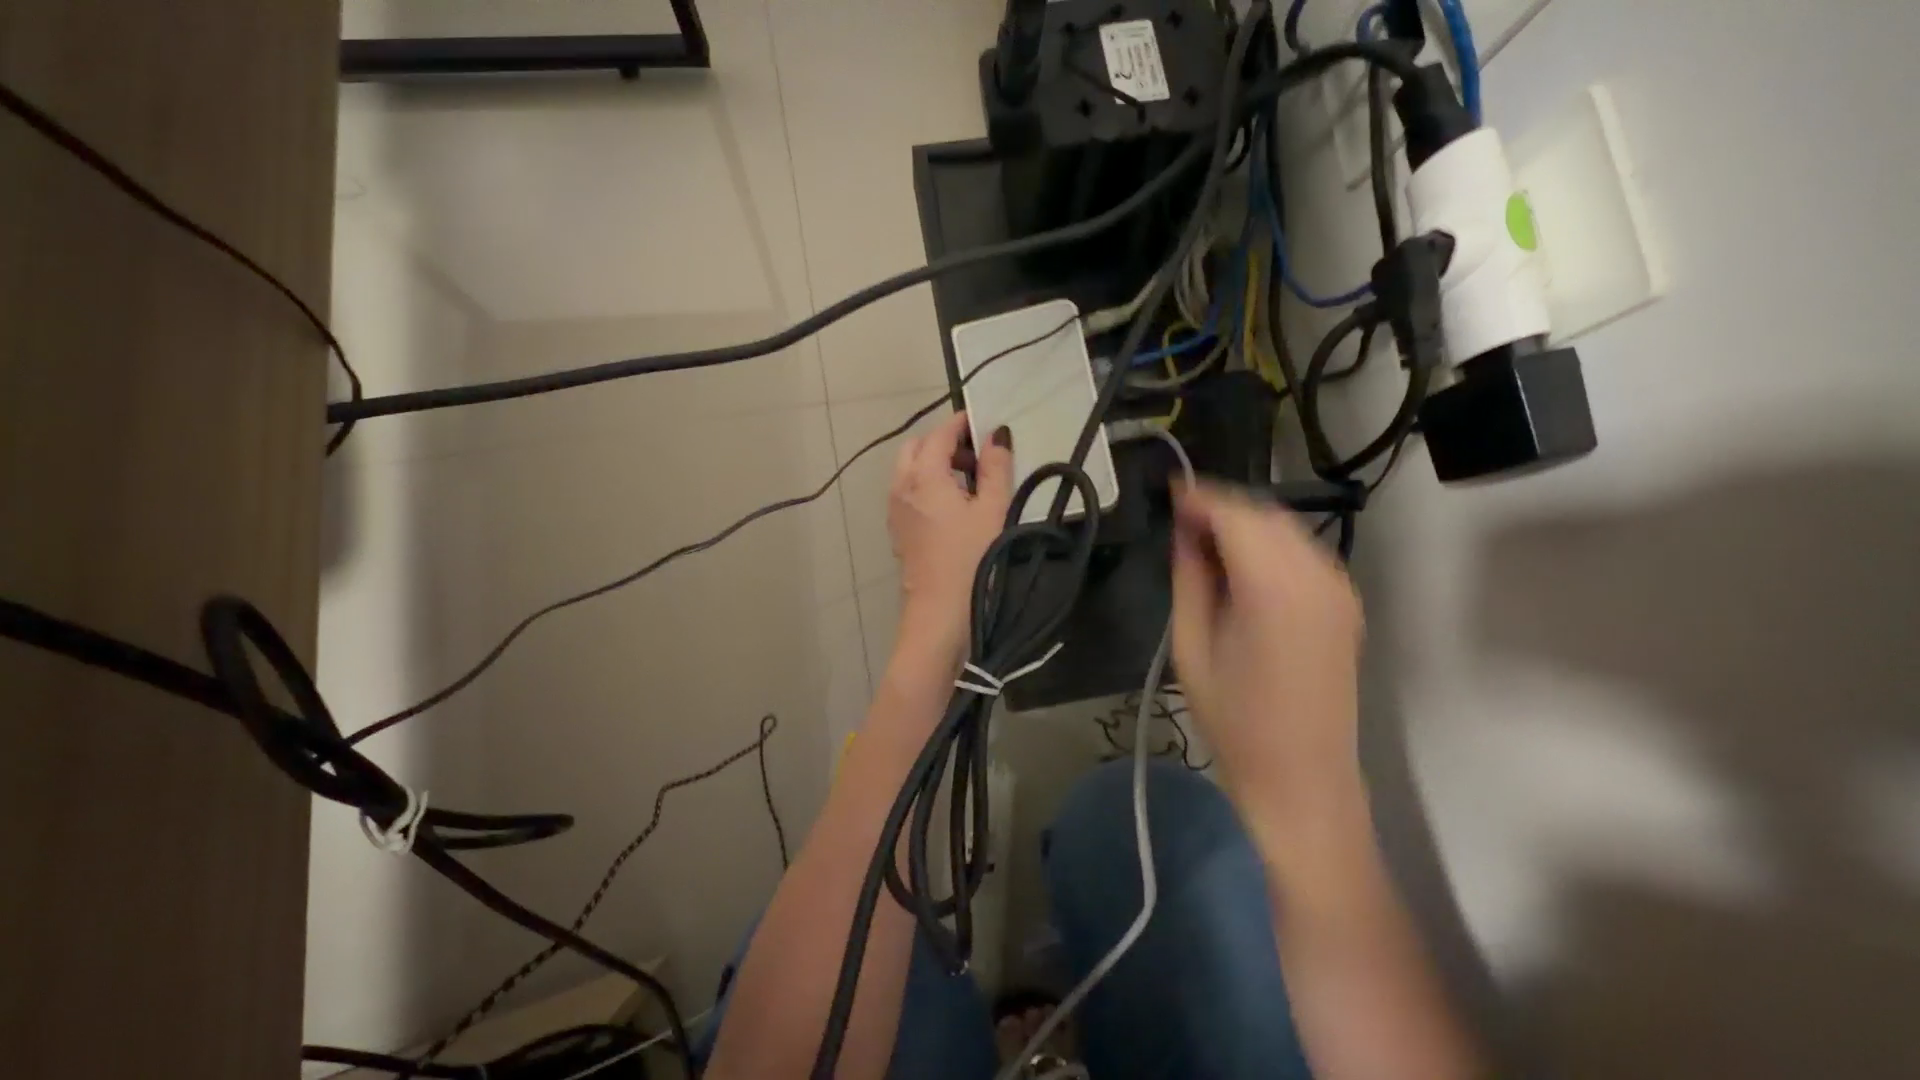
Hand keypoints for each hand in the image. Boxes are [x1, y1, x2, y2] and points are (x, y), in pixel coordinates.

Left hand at [887, 411, 1012, 667]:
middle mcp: (902, 486)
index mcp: (924, 475)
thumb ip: (995, 468)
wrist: (940, 613)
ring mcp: (895, 509)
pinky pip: (909, 491)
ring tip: (971, 482)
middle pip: (918, 447)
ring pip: (910, 469)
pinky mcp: (898, 530)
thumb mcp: (993, 510)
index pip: (940, 434)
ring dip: (935, 464)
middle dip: (945, 442)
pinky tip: (954, 506)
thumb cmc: (972, 559)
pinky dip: (927, 485)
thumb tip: (996, 436)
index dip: (963, 424)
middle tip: (978, 456)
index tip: (985, 424)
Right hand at [1169, 481, 1367, 861]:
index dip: (1200, 498)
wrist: (1303, 780)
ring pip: (1287, 530)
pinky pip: (1304, 554)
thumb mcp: (1191, 647)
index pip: (1235, 514)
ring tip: (1205, 547)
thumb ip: (1190, 578)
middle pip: (1265, 514)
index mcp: (1275, 587)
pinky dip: (1271, 547)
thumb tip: (1186, 531)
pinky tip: (1243, 570)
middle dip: (1223, 509)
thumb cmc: (1234, 723)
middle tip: (1181, 524)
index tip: (1169, 491)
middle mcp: (1317, 576)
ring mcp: (1339, 590)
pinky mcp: (1346, 605)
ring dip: (1247, 526)